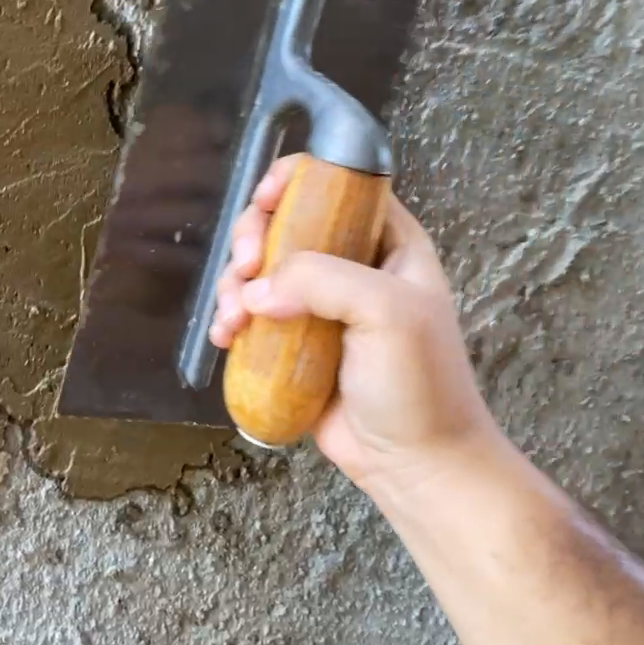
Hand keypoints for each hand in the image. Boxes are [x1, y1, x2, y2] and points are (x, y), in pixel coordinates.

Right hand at [208, 156, 503, 490]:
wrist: (414, 465)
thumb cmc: (419, 384)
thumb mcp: (388, 314)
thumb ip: (323, 280)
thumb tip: (255, 291)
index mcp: (386, 242)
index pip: (337, 185)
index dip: (294, 179)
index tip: (264, 200)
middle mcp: (348, 264)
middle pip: (281, 222)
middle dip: (251, 238)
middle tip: (245, 269)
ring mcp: (315, 304)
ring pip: (256, 269)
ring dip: (232, 286)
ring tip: (233, 321)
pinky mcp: (289, 340)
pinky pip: (247, 313)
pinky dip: (228, 318)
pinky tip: (224, 339)